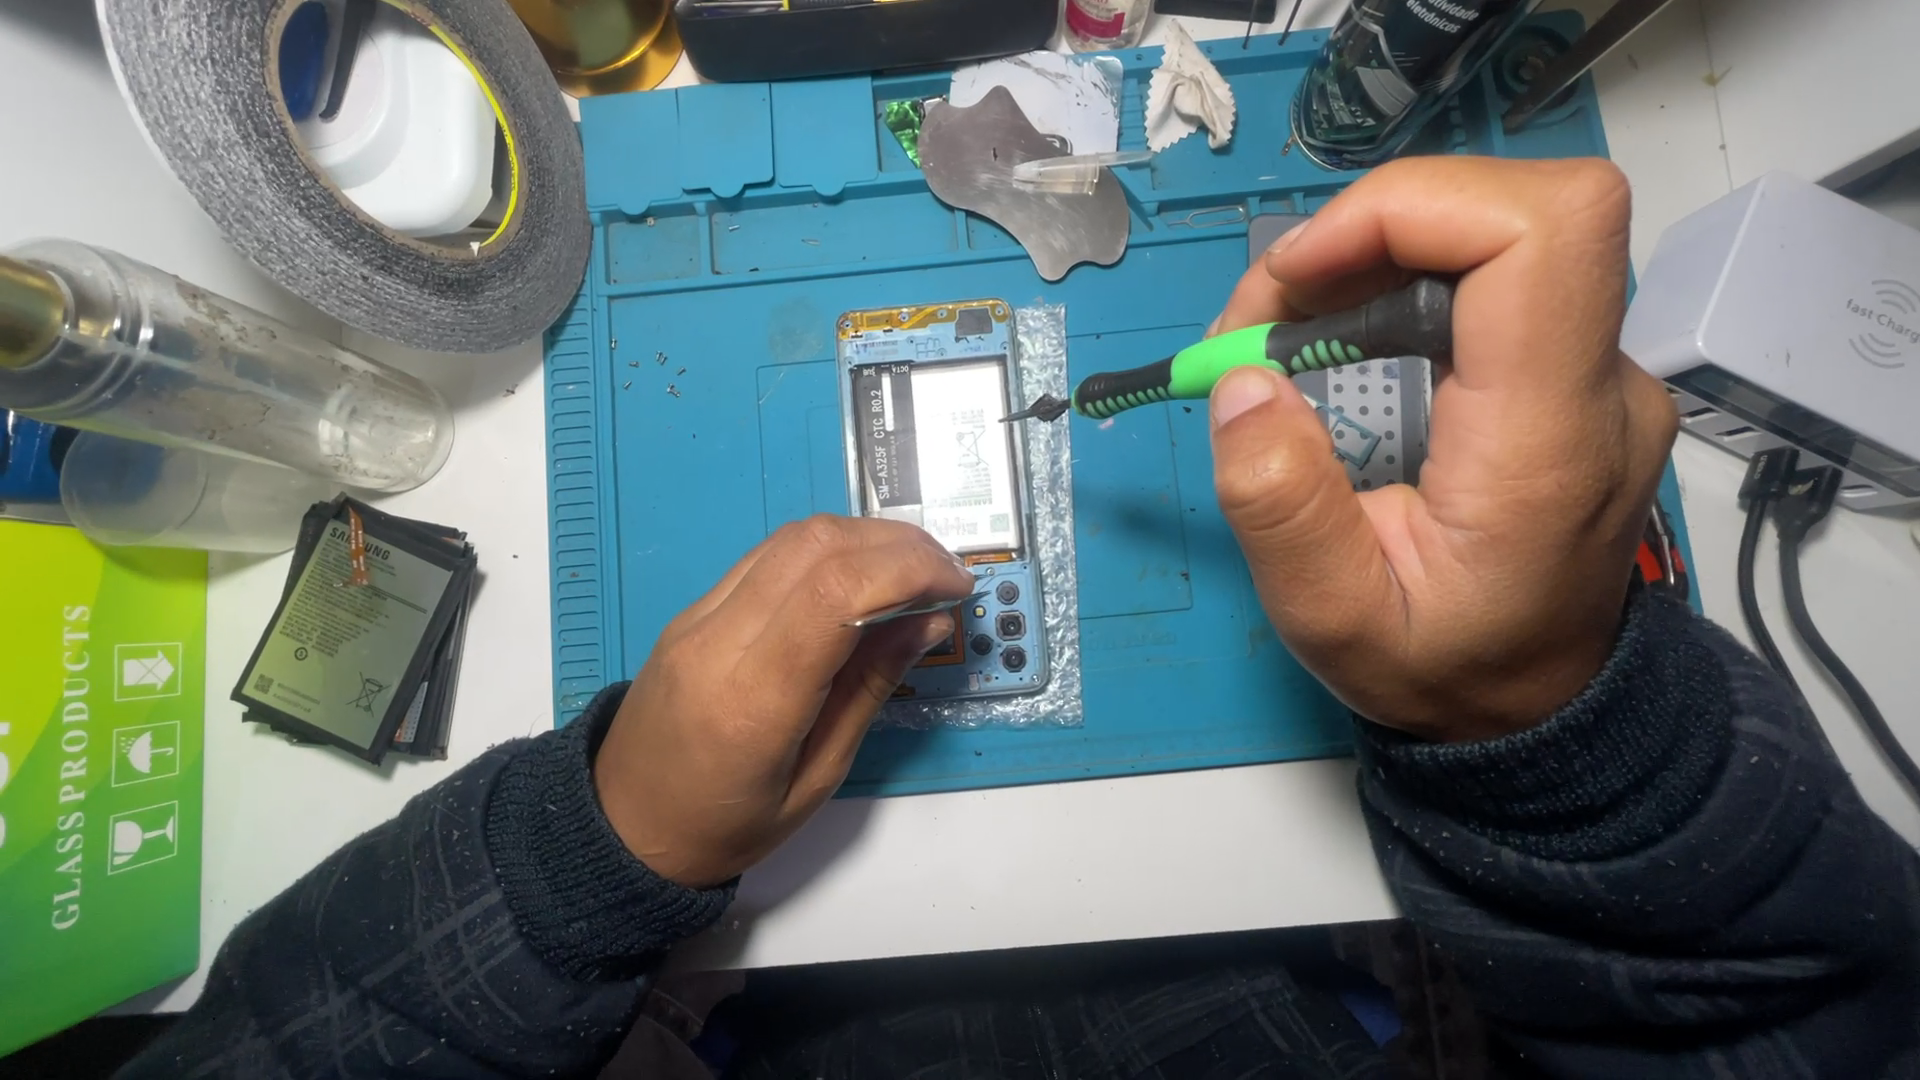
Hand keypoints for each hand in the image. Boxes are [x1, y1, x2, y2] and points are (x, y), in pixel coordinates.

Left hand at [594, 515, 973, 887]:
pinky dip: (832, 548)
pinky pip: (771, 553)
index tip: (957, 586)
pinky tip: (863, 573)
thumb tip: (929, 620)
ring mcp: (699, 613)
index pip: (834, 593)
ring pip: (794, 537)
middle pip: (816, 546)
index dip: (908, 570)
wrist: (622, 825)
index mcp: (753, 699)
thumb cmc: (727, 825)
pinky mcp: (696, 605)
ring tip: (915, 568)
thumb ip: (871, 688)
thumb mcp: (818, 778)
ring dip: (867, 537)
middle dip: (898, 544)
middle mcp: (720, 638)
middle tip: (946, 573)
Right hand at [1208, 157, 1675, 741]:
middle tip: (1255, 326)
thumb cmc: (1435, 670)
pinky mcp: (1564, 378)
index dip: (1407, 211)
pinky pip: (1478, 287)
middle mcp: (1595, 386)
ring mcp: (1591, 376)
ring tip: (1273, 342)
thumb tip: (1241, 384)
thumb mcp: (1330, 619)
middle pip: (1504, 218)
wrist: (1531, 710)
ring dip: (1357, 265)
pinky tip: (1327, 350)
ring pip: (1485, 243)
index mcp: (1543, 443)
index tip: (1292, 278)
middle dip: (1354, 242)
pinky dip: (1382, 293)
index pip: (1539, 235)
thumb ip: (1281, 510)